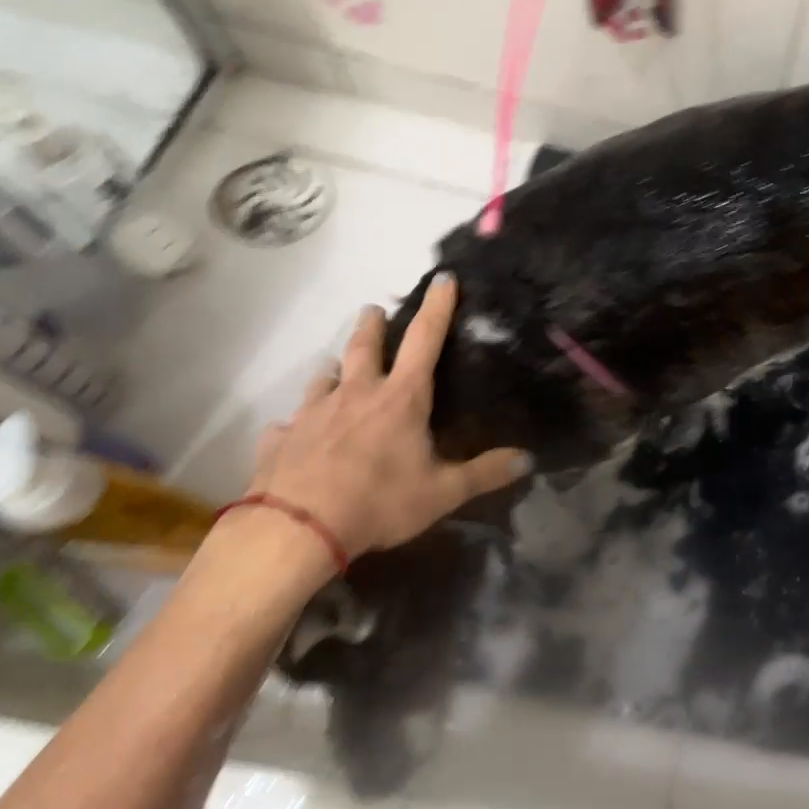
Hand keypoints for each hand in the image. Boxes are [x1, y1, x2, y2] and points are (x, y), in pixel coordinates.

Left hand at [248, 272, 531, 556]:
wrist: (298, 528)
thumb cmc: (379, 501)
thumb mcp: (443, 493)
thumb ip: (484, 474)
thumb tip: (526, 460)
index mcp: (401, 399)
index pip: (425, 341)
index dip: (437, 308)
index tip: (443, 279)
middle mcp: (355, 394)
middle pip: (363, 346)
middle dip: (372, 324)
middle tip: (373, 310)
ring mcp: (312, 413)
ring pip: (323, 378)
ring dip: (334, 370)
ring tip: (336, 370)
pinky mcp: (281, 438)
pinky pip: (290, 424)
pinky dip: (299, 423)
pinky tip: (298, 433)